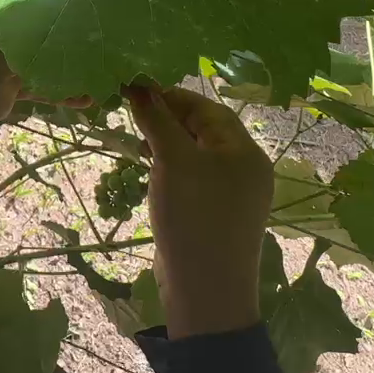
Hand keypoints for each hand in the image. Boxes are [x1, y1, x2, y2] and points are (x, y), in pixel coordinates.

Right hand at [127, 84, 273, 338]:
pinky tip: (148, 167)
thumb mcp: (172, 160)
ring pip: (194, 150)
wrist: (205, 286)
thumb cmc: (193, 215)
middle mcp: (244, 167)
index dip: (170, 95)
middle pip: (202, 127)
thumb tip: (138, 86)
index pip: (206, 108)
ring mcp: (231, 191)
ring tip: (136, 141)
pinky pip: (192, 173)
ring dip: (165, 140)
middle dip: (166, 117)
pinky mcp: (214, 210)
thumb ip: (156, 120)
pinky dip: (169, 163)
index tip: (133, 90)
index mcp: (244, 151)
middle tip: (129, 113)